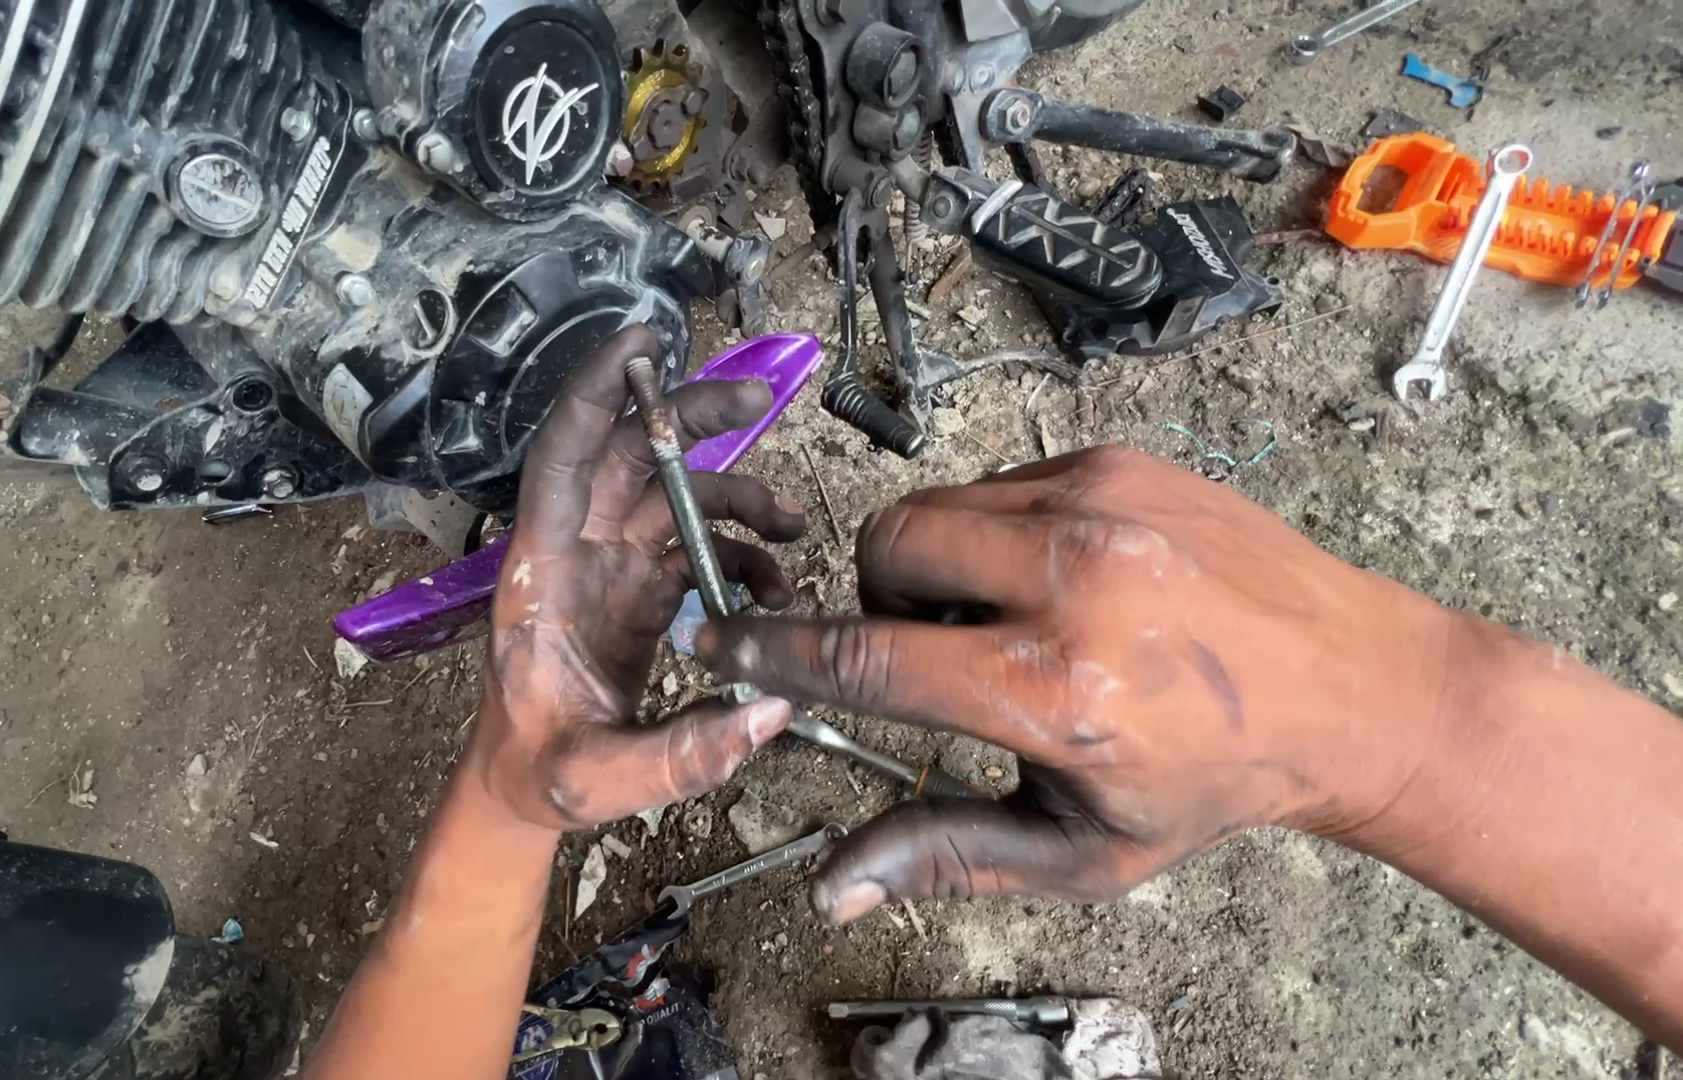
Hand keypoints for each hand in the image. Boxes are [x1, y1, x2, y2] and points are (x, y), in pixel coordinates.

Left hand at [466, 326, 801, 830]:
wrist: (531, 787)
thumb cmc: (538, 772)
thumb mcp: (594, 775)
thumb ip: (681, 753)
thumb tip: (772, 710)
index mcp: (543, 569)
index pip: (563, 457)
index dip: (597, 393)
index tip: (644, 342)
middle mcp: (579, 549)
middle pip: (633, 454)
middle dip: (691, 417)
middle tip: (757, 397)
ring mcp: (614, 566)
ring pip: (676, 496)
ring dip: (736, 496)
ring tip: (793, 526)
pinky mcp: (644, 590)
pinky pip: (698, 547)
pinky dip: (740, 554)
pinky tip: (773, 588)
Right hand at [696, 445, 1460, 922]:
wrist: (1362, 685)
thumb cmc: (1211, 782)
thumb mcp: (1079, 847)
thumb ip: (941, 854)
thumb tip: (830, 887)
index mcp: (1055, 687)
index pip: (869, 658)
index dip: (774, 651)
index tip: (715, 638)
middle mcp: (1073, 575)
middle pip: (887, 548)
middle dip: (879, 597)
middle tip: (937, 641)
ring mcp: (1097, 498)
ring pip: (929, 508)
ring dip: (934, 566)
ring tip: (1004, 611)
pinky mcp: (1115, 459)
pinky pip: (991, 484)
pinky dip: (989, 533)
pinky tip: (1057, 574)